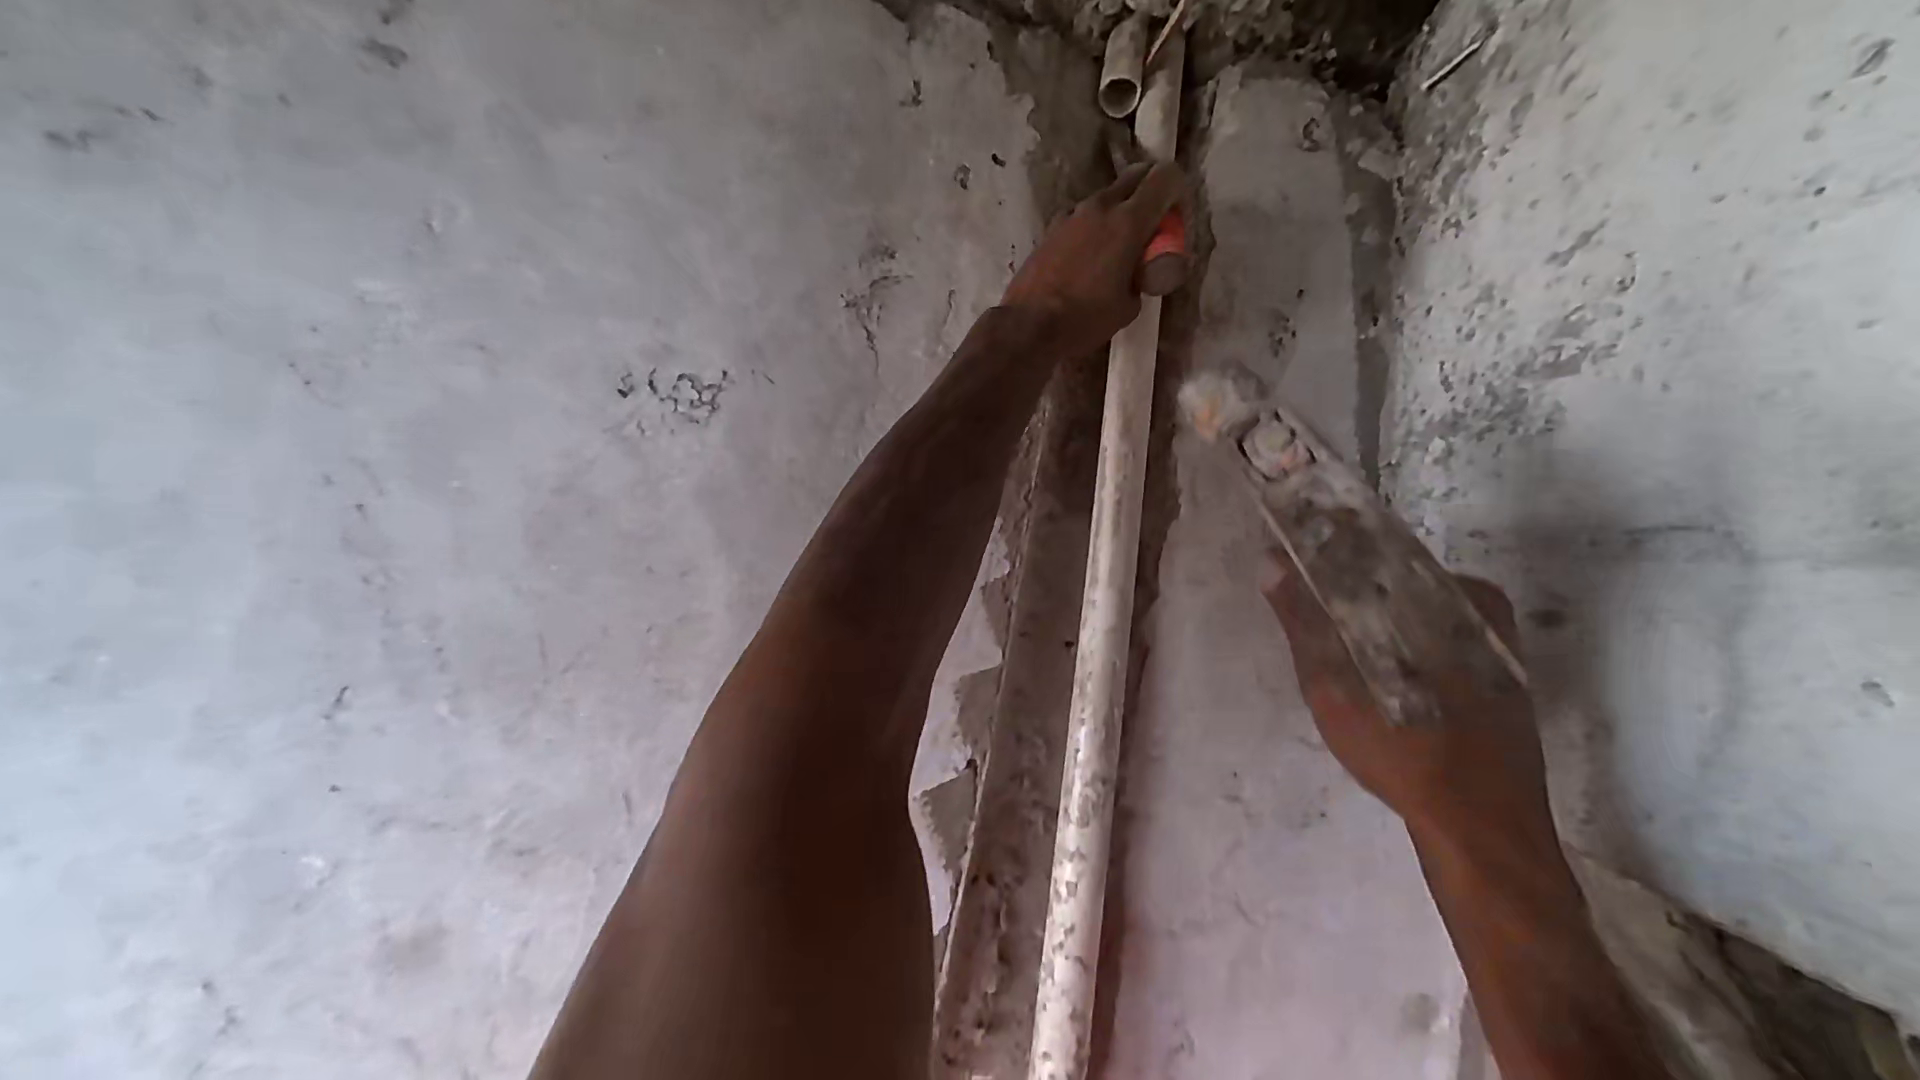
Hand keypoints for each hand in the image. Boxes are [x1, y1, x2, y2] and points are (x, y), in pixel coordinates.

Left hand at [1002, 161, 1185, 356]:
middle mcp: (1100, 207)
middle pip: (1135, 178)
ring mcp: (1070, 216)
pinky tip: (1085, 261)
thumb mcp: (1128, 306)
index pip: (1165, 178)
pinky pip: (1080, 219)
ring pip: (1105, 199)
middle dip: (1149, 194)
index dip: (1177, 192)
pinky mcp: (1050, 230)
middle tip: (1150, 229)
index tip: (1175, 218)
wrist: (1027, 326)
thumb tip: (1134, 273)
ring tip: (1113, 251)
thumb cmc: (1083, 319)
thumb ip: (1139, 277)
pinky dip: (1091, 229)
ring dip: (1117, 213)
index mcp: (1128, 221)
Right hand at [1264, 564, 1558, 851]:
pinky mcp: (1501, 658)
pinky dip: (1399, 624)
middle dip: (1346, 574)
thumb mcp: (1334, 686)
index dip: (1325, 544)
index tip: (1292, 545)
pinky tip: (1375, 654)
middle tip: (1305, 590)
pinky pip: (1437, 620)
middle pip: (1392, 568)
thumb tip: (1271, 561)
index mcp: (1436, 597)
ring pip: (1414, 594)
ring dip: (1371, 601)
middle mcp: (1472, 602)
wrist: (1480, 822)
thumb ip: (1303, 621)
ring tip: (1332, 623)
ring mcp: (1494, 631)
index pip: (1369, 546)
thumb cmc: (1401, 750)